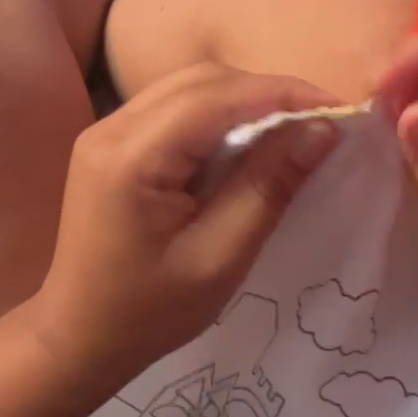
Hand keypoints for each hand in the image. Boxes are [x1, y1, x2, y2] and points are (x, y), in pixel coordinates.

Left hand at [30, 63, 341, 382]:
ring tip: (291, 130)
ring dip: (242, 100)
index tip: (339, 110)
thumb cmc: (149, 312)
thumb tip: (321, 130)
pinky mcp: (110, 144)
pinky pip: (172, 109)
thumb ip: (267, 187)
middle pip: (201, 81)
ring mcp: (104, 132)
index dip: (282, 94)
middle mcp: (111, 129)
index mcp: (132, 156)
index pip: (216, 97)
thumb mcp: (219, 258)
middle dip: (266, 92)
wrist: (79, 335)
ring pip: (187, 88)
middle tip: (319, 122)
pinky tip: (245, 142)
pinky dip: (216, 115)